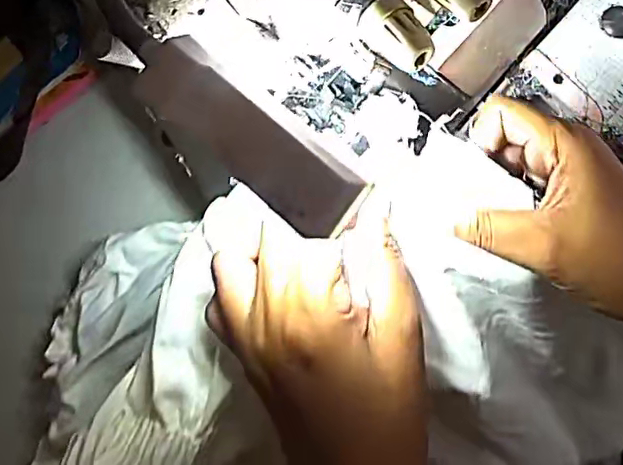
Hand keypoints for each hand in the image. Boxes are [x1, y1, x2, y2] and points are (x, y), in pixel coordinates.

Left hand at [209, 200, 426, 464]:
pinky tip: (276, 287)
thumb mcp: (401, 329)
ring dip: (260, 249)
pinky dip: (239, 283)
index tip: (359, 228)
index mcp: (303, 307)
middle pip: (260, 237)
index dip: (335, 217)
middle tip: (338, 246)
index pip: (302, 227)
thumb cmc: (385, 411)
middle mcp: (263, 319)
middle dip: (299, 227)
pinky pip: (221, 302)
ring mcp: (246, 340)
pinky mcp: (243, 357)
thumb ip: (386, 261)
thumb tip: (375, 210)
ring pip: (229, 263)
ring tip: (303, 257)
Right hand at [454, 95, 622, 325]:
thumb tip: (455, 219)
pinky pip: (534, 182)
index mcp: (563, 141)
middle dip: (488, 171)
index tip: (474, 181)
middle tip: (484, 210)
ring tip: (506, 225)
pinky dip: (520, 203)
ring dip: (504, 190)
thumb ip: (492, 229)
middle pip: (506, 137)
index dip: (479, 142)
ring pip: (518, 162)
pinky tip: (523, 231)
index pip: (500, 114)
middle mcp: (568, 144)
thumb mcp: (546, 246)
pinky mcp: (577, 186)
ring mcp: (574, 165)